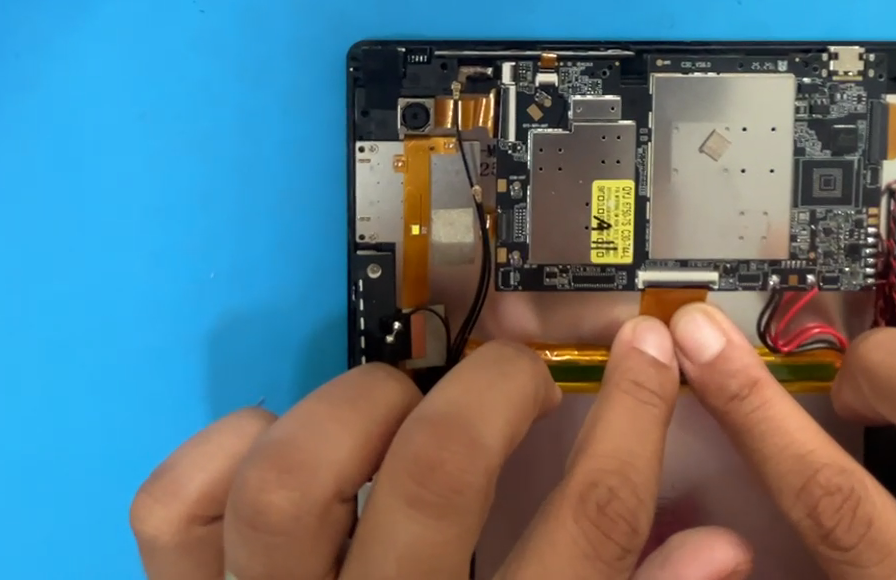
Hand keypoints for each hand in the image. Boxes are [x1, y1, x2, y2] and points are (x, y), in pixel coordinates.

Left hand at [131, 318, 751, 579]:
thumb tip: (719, 545)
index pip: (584, 536)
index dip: (629, 428)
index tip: (650, 350)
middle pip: (432, 474)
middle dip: (492, 393)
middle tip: (514, 382)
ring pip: (295, 473)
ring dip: (361, 403)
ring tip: (399, 404)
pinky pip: (176, 505)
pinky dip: (223, 444)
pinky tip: (271, 439)